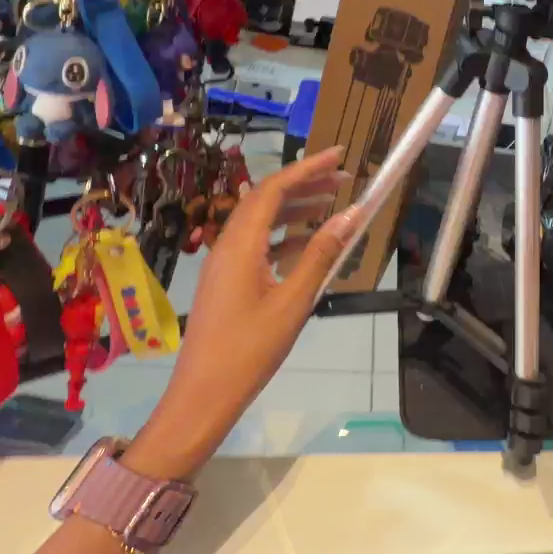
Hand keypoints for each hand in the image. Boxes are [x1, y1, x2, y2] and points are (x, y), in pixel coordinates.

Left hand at [126, 146, 360, 479]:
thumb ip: (321, 255)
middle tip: (344, 178)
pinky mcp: (227, 281)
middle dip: (305, 183)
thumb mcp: (293, 301)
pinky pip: (258, 243)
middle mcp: (228, 246)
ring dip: (297, 208)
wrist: (202, 398)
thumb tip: (351, 215)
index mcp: (240, 245)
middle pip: (266, 199)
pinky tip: (311, 244)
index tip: (340, 155)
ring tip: (333, 205)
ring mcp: (225, 264)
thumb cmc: (249, 350)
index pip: (273, 189)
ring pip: (262, 221)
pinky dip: (286, 235)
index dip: (307, 167)